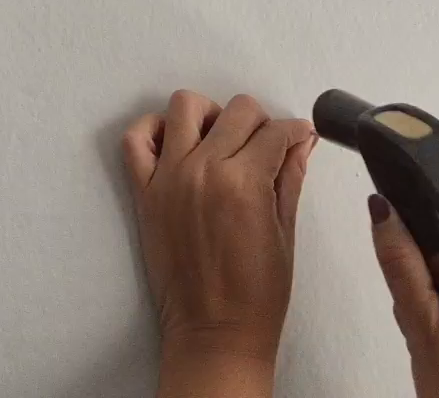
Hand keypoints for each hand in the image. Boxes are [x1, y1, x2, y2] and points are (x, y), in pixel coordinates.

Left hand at [121, 91, 316, 397]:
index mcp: (244, 182)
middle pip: (237, 110)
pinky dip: (153, 130)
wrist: (213, 334)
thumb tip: (302, 140)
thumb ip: (290, 178)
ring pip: (184, 105)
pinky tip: (174, 144)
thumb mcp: (285, 233)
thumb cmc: (257, 295)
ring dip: (209, 115)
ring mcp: (169, 175)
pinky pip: (135, 139)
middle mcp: (204, 168)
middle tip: (264, 144)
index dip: (293, 132)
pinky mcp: (144, 190)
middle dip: (259, 121)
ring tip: (219, 140)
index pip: (275, 131)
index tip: (297, 137)